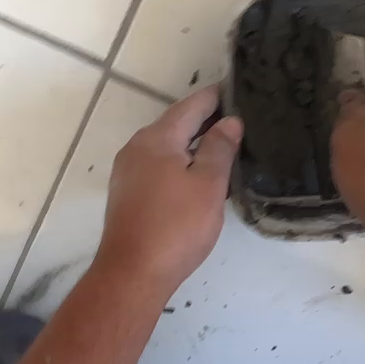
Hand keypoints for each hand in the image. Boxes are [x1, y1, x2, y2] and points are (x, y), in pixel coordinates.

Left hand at [96, 85, 241, 294]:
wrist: (133, 273)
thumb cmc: (176, 227)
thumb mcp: (208, 185)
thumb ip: (219, 149)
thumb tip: (229, 122)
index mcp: (156, 139)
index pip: (190, 107)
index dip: (215, 97)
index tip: (236, 90)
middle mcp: (136, 148)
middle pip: (174, 124)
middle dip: (204, 120)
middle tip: (237, 118)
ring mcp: (127, 172)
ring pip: (165, 147)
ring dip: (191, 143)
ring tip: (223, 145)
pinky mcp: (127, 194)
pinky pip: (157, 166)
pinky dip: (179, 162)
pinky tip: (196, 174)